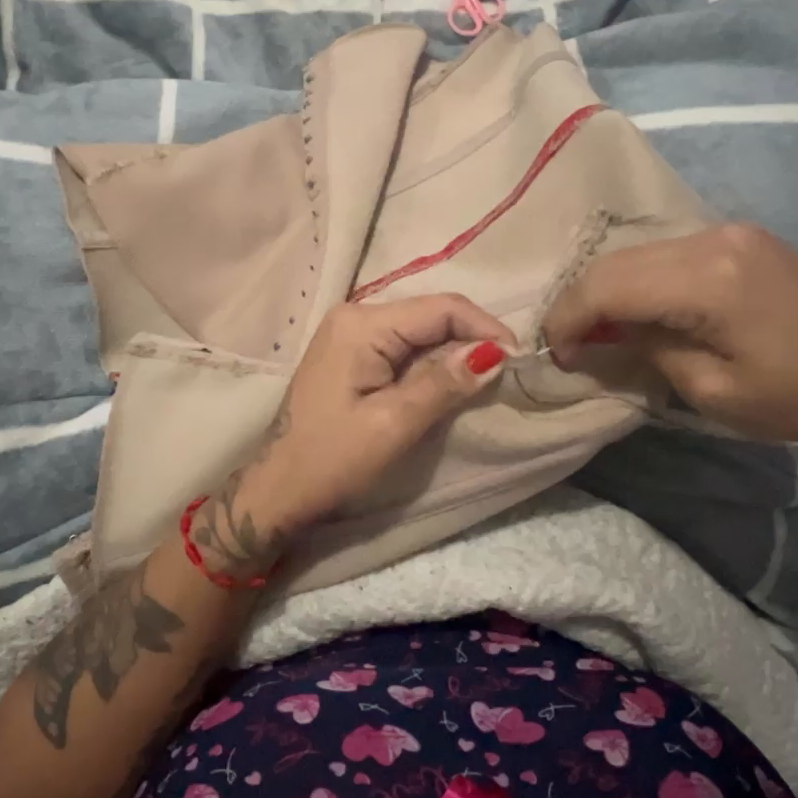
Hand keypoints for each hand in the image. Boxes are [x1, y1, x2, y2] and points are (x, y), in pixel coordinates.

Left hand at [191, 295, 515, 575]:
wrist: (279, 489)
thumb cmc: (332, 460)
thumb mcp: (393, 424)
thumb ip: (442, 384)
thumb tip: (494, 352)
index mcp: (361, 325)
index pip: (440, 308)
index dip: (485, 328)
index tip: (518, 360)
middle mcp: (354, 316)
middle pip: (430, 314)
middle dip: (472, 338)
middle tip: (507, 373)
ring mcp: (349, 333)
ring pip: (420, 331)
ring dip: (453, 351)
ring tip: (486, 379)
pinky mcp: (350, 354)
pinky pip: (402, 347)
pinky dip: (430, 362)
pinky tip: (450, 383)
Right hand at [542, 224, 797, 468]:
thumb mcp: (713, 391)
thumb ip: (646, 350)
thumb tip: (598, 336)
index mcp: (709, 279)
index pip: (606, 286)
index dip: (568, 319)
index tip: (554, 355)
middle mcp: (714, 238)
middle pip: (615, 261)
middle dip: (580, 304)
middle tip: (569, 347)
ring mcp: (730, 231)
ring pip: (637, 253)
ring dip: (607, 290)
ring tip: (598, 334)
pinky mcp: (741, 238)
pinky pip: (667, 252)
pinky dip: (639, 280)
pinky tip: (638, 312)